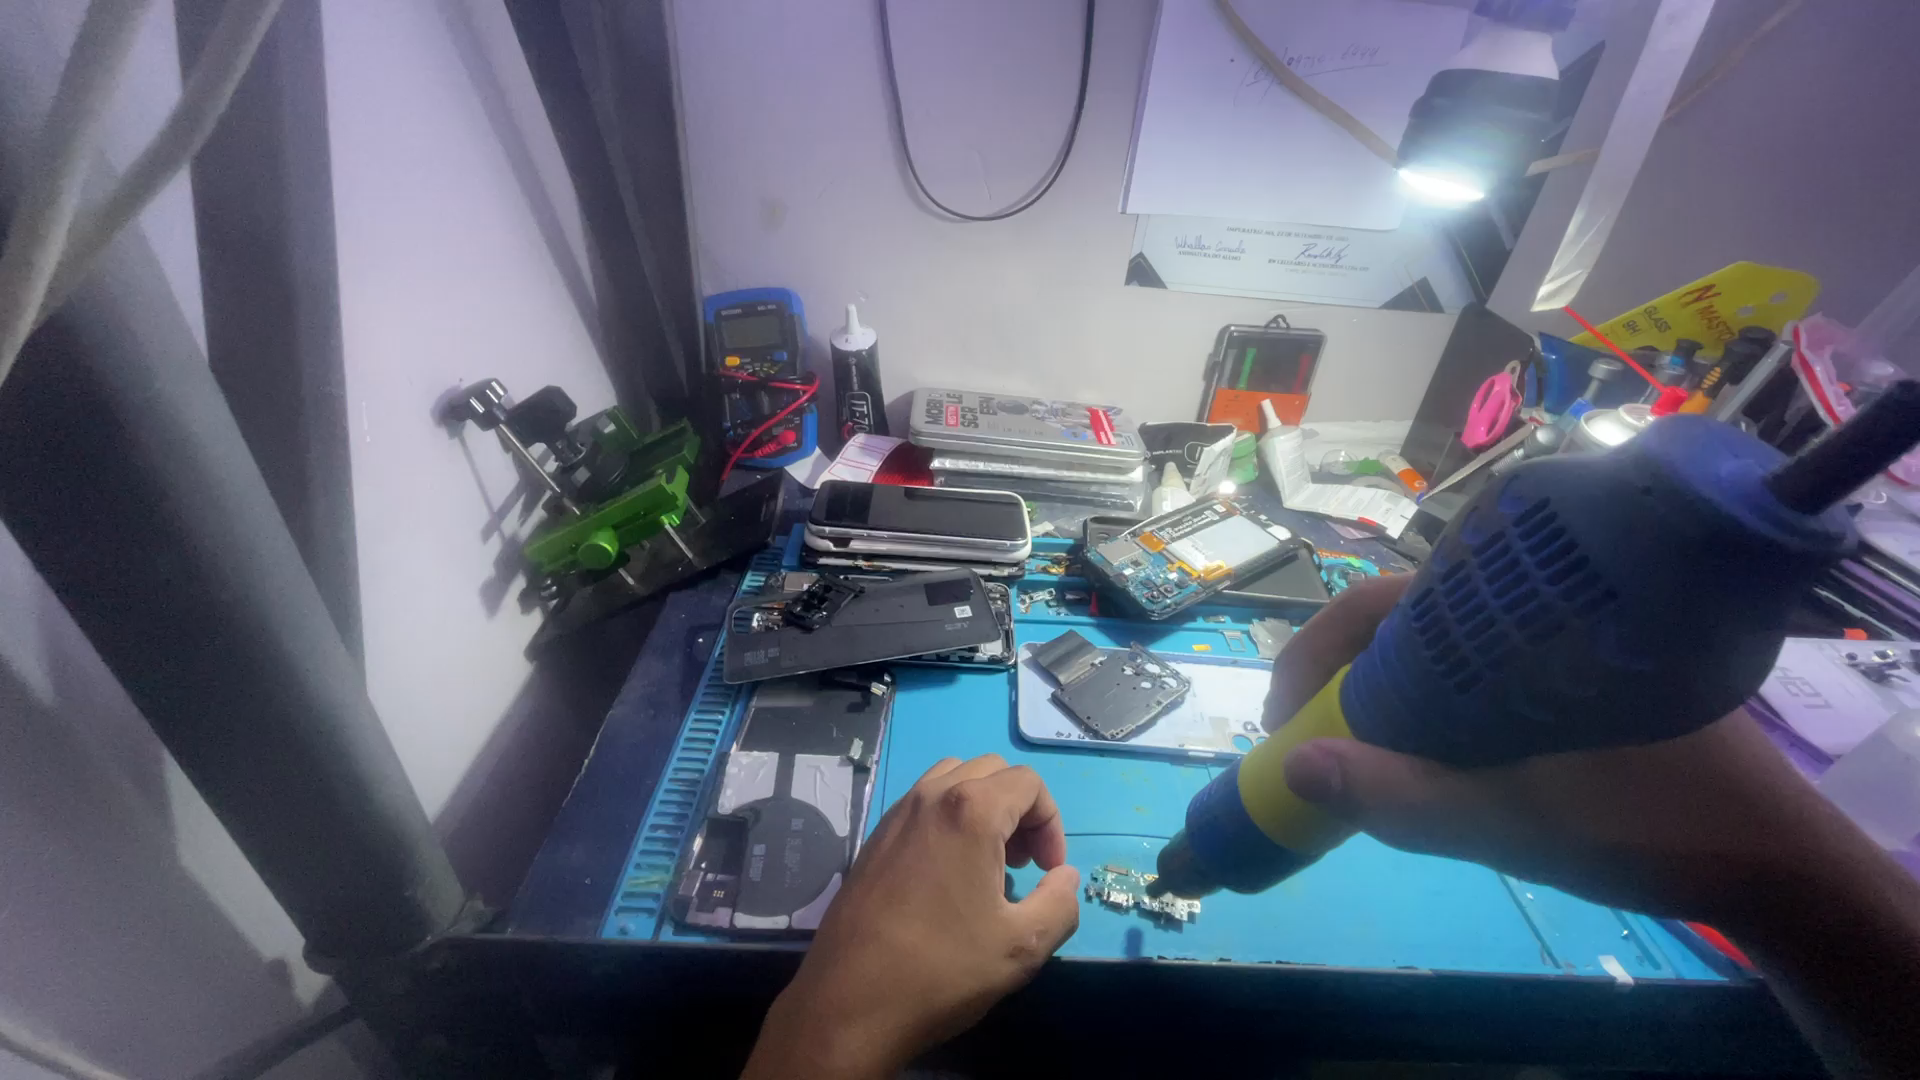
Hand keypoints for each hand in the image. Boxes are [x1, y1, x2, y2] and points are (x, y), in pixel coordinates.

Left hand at [742, 755, 1078, 1079]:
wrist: (850, 1000)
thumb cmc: (941, 969)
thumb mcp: (1021, 947)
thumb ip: (1060, 904)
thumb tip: (1065, 877)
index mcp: (972, 810)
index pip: (1029, 783)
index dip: (1051, 823)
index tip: (1048, 872)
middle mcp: (933, 795)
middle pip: (993, 771)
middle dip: (1020, 809)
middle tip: (1024, 863)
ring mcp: (900, 810)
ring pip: (955, 778)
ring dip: (983, 805)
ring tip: (988, 861)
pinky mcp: (877, 832)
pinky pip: (925, 800)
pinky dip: (950, 816)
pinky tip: (949, 873)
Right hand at [1262, 575, 1868, 923]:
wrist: (1782, 870)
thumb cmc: (1654, 829)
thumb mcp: (1519, 823)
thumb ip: (1407, 800)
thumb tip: (1294, 766)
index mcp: (1511, 617)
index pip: (1379, 601)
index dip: (1314, 649)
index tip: (1286, 713)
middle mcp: (1516, 613)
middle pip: (1391, 620)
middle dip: (1331, 672)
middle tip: (1306, 734)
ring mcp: (1532, 645)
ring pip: (1418, 647)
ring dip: (1367, 688)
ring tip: (1344, 743)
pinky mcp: (1546, 678)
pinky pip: (1451, 673)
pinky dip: (1409, 703)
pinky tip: (1407, 747)